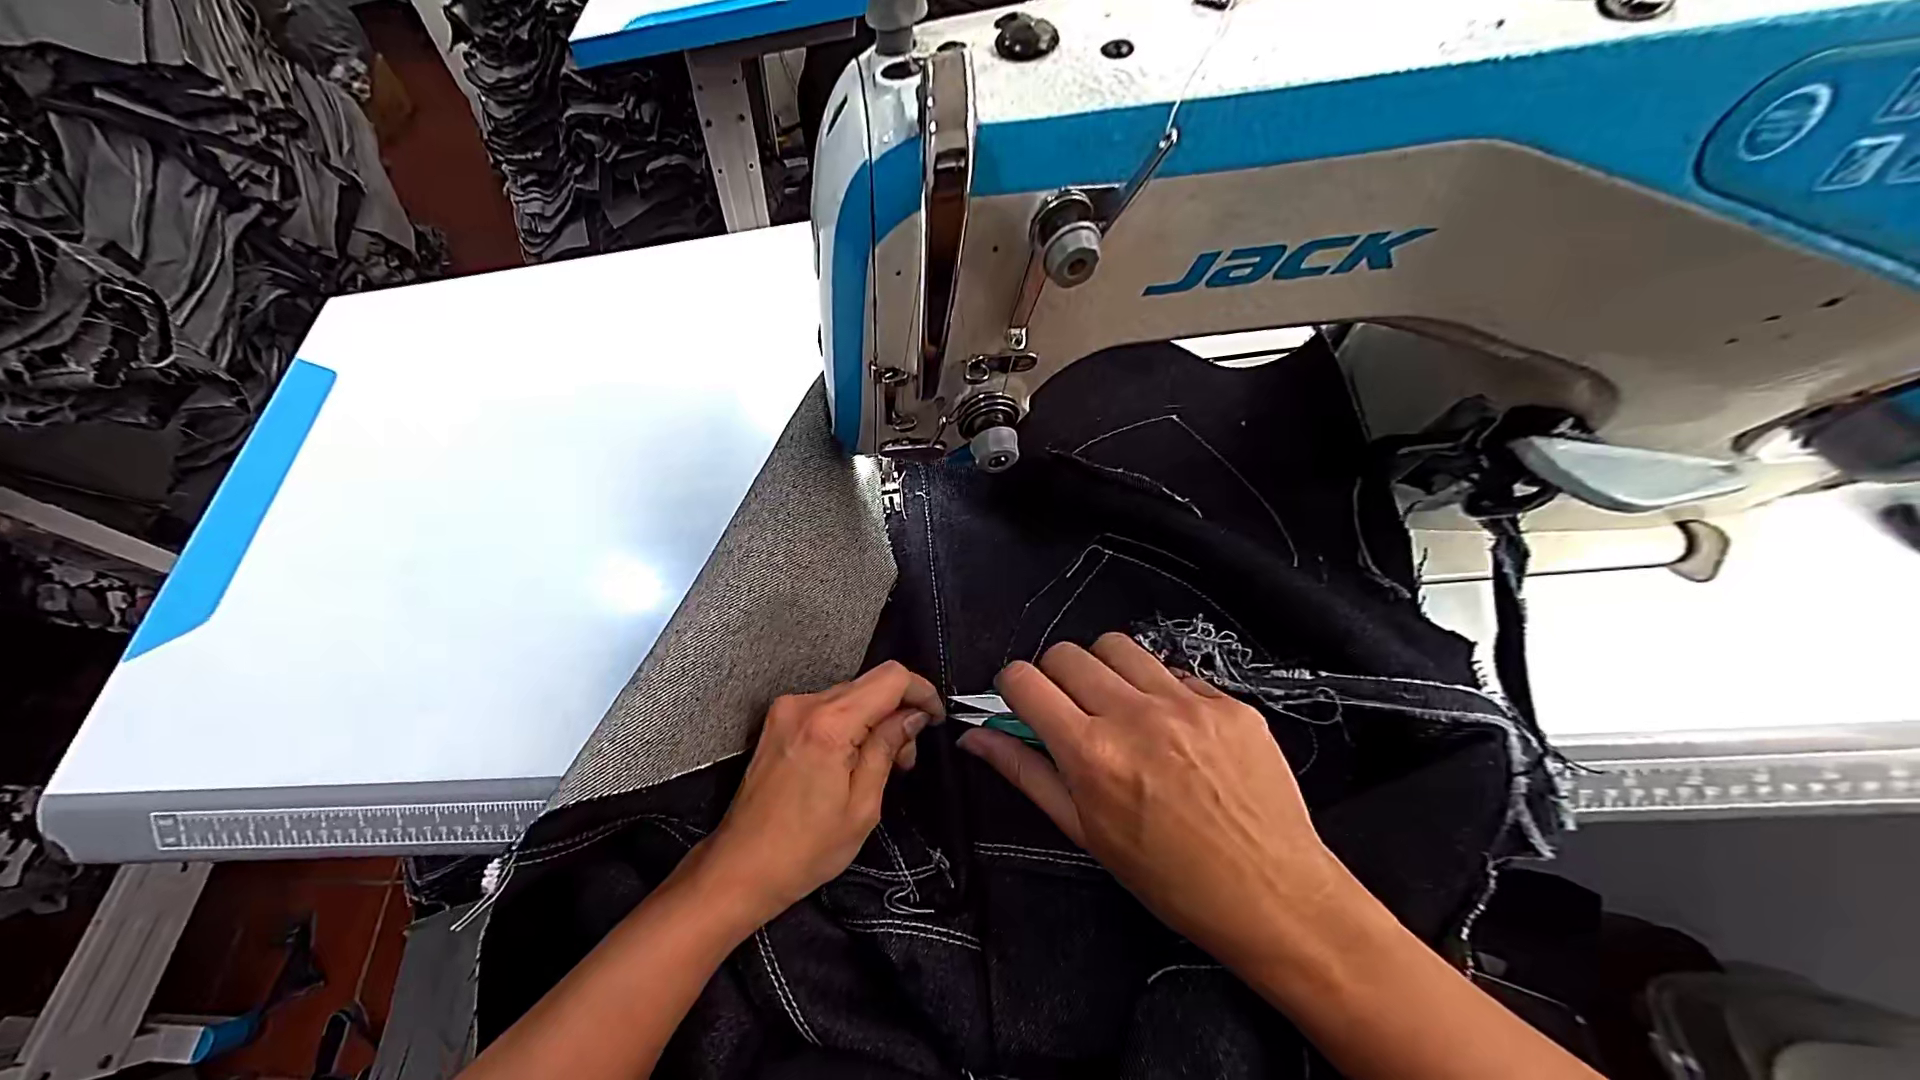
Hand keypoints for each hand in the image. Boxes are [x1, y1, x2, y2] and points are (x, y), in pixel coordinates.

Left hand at [686, 660, 944, 924]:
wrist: (739, 869)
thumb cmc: (803, 850)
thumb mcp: (863, 805)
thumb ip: (889, 747)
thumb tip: (912, 715)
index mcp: (828, 723)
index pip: (891, 678)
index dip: (921, 691)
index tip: (934, 717)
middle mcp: (804, 705)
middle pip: (870, 684)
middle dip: (898, 712)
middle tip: (907, 756)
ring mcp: (786, 710)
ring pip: (851, 695)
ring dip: (874, 720)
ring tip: (881, 764)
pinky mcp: (778, 721)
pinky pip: (828, 707)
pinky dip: (850, 724)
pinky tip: (853, 758)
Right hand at [959, 634, 1343, 966]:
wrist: (1272, 893)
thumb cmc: (1171, 877)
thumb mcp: (1085, 832)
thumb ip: (1025, 772)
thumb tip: (975, 736)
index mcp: (1092, 754)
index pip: (1024, 680)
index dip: (1012, 685)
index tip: (1021, 701)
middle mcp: (1136, 717)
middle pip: (1066, 652)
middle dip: (1055, 675)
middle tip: (1070, 710)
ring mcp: (1186, 703)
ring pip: (1117, 646)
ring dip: (1104, 670)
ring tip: (1119, 708)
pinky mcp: (1227, 700)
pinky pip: (1173, 670)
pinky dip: (1159, 688)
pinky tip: (1171, 727)